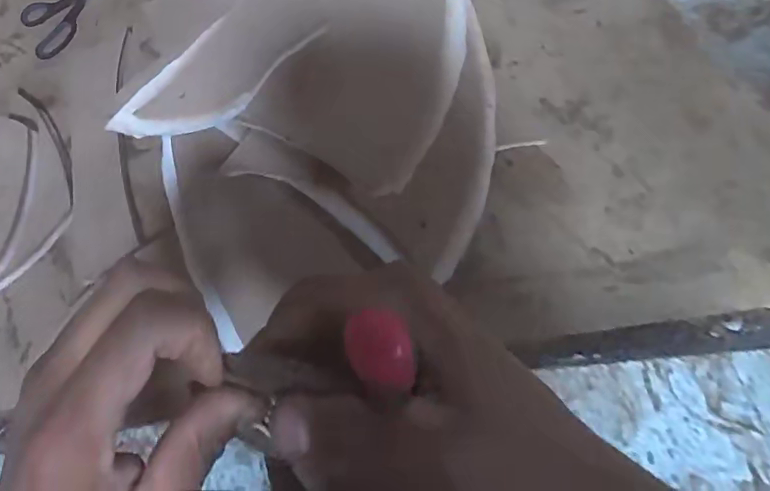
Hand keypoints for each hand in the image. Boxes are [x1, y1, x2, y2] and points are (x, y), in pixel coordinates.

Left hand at [1, 259, 262, 490]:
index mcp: (69, 423)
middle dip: (183, 303)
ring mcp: (43, 370)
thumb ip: (192, 452)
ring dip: (165, 309)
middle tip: (205, 358)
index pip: (145, 320)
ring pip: (114, 287)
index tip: (216, 380)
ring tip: (187, 366)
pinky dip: (145, 324)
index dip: (196, 333)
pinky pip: (103, 315)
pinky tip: (161, 378)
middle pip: (127, 281)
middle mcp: (48, 378)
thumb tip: (241, 394)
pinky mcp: (48, 375)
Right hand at [253, 265, 666, 490]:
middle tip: (301, 476)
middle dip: (297, 409)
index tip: (253, 427)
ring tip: (337, 480)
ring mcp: (405, 334)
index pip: (303, 305)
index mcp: (396, 298)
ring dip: (322, 432)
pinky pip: (356, 395)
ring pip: (328, 374)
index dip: (270, 358)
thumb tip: (276, 418)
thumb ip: (353, 439)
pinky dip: (349, 437)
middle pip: (311, 340)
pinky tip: (366, 472)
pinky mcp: (414, 370)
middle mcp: (393, 302)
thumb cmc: (515, 469)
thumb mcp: (434, 460)